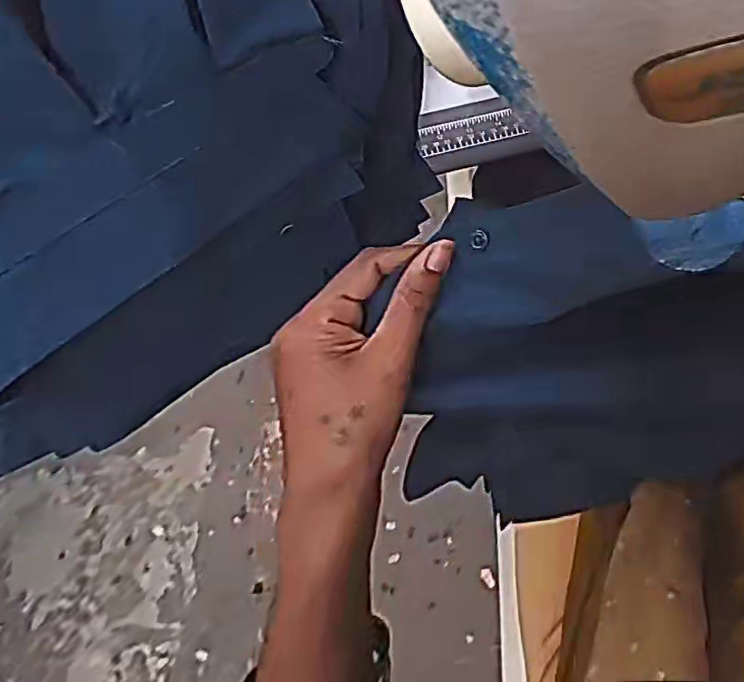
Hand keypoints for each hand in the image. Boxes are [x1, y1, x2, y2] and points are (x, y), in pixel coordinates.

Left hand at [269, 240, 453, 505]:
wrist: (333, 491)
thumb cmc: (355, 431)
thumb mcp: (392, 355)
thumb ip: (414, 298)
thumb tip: (436, 253)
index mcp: (308, 322)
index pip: (364, 267)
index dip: (407, 255)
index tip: (444, 253)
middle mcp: (299, 329)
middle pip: (358, 282)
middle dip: (401, 275)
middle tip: (442, 274)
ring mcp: (306, 348)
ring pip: (358, 303)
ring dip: (393, 298)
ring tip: (430, 297)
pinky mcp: (318, 365)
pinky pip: (353, 325)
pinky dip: (382, 320)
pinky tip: (406, 326)